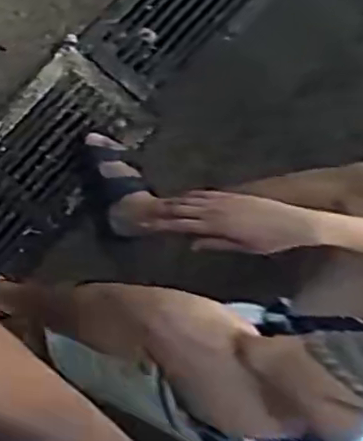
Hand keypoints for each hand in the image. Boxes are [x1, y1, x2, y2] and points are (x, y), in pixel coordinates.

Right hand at [145, 190, 330, 253]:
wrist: (299, 224)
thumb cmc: (274, 241)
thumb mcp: (247, 248)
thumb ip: (217, 244)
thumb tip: (192, 245)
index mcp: (214, 226)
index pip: (179, 224)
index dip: (160, 224)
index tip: (144, 224)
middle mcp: (211, 211)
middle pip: (176, 209)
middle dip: (158, 211)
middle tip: (142, 212)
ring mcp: (218, 201)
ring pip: (186, 200)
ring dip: (170, 202)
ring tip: (158, 204)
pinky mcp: (227, 195)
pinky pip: (200, 193)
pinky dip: (187, 195)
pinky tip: (182, 197)